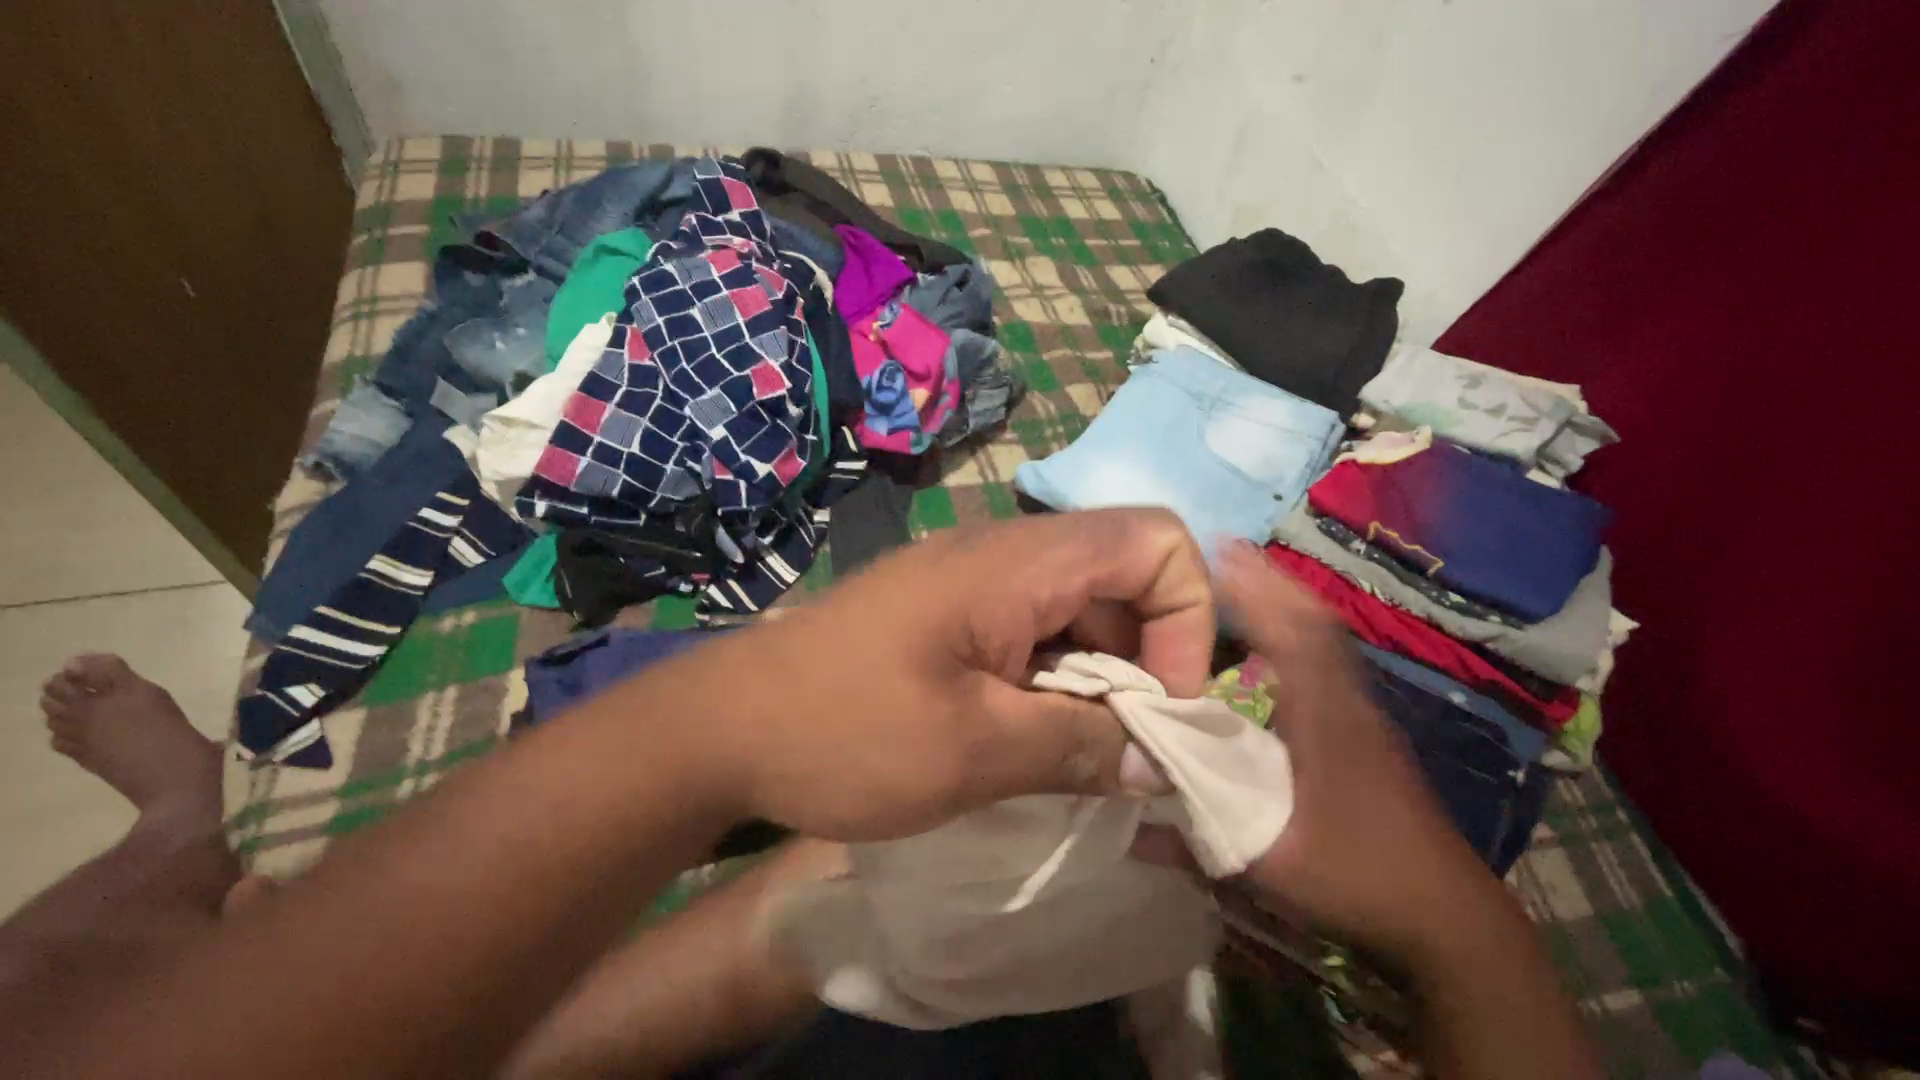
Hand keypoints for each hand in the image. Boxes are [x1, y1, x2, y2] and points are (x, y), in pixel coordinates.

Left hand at [695, 509, 1214, 841]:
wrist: (720, 728)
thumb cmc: (843, 731)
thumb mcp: (974, 752)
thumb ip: (1082, 748)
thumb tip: (1163, 763)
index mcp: (1019, 563)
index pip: (1157, 540)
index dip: (1186, 620)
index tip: (1159, 708)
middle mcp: (1003, 557)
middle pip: (1124, 579)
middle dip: (1144, 665)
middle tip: (1120, 750)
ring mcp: (973, 586)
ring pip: (1080, 615)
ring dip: (1097, 684)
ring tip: (1072, 758)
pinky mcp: (948, 619)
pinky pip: (1033, 638)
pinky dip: (1053, 687)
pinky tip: (1027, 745)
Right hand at [1212, 543, 1502, 960]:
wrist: (1447, 916)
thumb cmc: (1358, 878)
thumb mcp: (1269, 863)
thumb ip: (1197, 840)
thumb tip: (1128, 823)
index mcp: (1324, 720)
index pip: (1290, 637)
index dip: (1254, 591)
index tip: (1214, 555)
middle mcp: (1347, 703)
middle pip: (1312, 623)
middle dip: (1268, 582)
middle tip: (1221, 551)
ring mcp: (1363, 715)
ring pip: (1325, 640)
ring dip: (1285, 603)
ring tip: (1242, 580)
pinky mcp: (1367, 731)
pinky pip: (1329, 660)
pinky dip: (1300, 634)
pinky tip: (1275, 642)